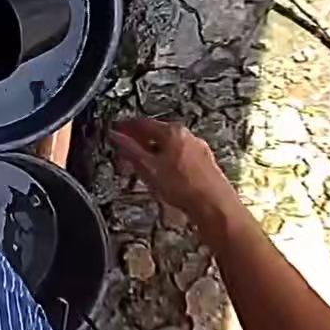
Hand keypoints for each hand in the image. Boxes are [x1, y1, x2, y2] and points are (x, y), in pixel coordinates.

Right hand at [111, 118, 239, 227]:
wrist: (214, 206)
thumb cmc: (183, 186)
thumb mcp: (146, 167)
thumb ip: (128, 148)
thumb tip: (116, 136)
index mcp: (173, 132)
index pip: (142, 122)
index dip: (126, 126)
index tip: (116, 130)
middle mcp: (189, 137)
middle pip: (158, 132)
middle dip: (140, 138)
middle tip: (126, 145)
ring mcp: (199, 149)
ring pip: (170, 144)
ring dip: (153, 149)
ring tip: (141, 161)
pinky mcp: (205, 163)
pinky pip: (180, 154)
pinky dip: (167, 158)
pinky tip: (162, 171)